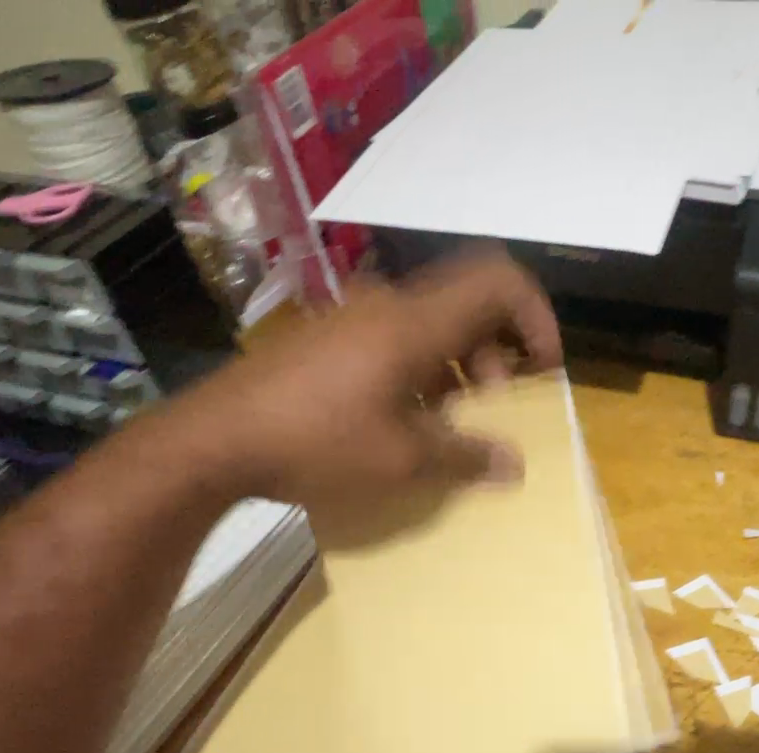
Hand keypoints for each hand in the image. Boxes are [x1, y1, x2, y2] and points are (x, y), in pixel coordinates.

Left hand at [174, 253, 562, 520]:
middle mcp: (389, 307)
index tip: (543, 367)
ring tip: (451, 421)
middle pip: (469, 306)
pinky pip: (397, 341)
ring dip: (460, 368)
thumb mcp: (403, 461)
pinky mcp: (330, 340)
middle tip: (493, 406)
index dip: (535, 316)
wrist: (216, 440)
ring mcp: (354, 320)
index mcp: (417, 323)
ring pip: (433, 326)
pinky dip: (423, 372)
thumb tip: (514, 465)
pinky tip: (405, 420)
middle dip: (498, 354)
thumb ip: (467, 457)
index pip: (500, 282)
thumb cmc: (318, 443)